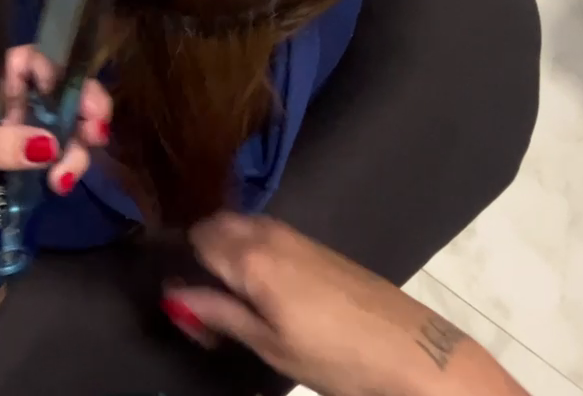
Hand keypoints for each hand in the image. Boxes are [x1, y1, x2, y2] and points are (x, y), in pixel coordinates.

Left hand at [0, 45, 111, 231]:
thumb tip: (50, 146)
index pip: (30, 62)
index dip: (61, 74)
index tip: (80, 102)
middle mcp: (3, 99)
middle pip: (56, 92)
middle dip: (81, 112)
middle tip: (95, 138)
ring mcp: (11, 128)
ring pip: (59, 126)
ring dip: (74, 148)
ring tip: (64, 181)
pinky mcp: (15, 158)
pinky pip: (50, 154)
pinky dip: (62, 166)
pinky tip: (58, 186)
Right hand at [162, 215, 516, 395]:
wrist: (411, 350)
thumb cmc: (335, 356)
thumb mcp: (270, 345)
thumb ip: (218, 314)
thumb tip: (172, 296)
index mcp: (249, 257)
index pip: (194, 241)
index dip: (184, 272)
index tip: (192, 309)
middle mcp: (264, 232)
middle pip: (214, 226)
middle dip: (202, 254)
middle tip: (211, 302)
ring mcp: (290, 232)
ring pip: (238, 226)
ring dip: (226, 250)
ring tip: (237, 298)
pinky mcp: (310, 241)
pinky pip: (261, 231)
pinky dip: (249, 249)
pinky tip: (266, 289)